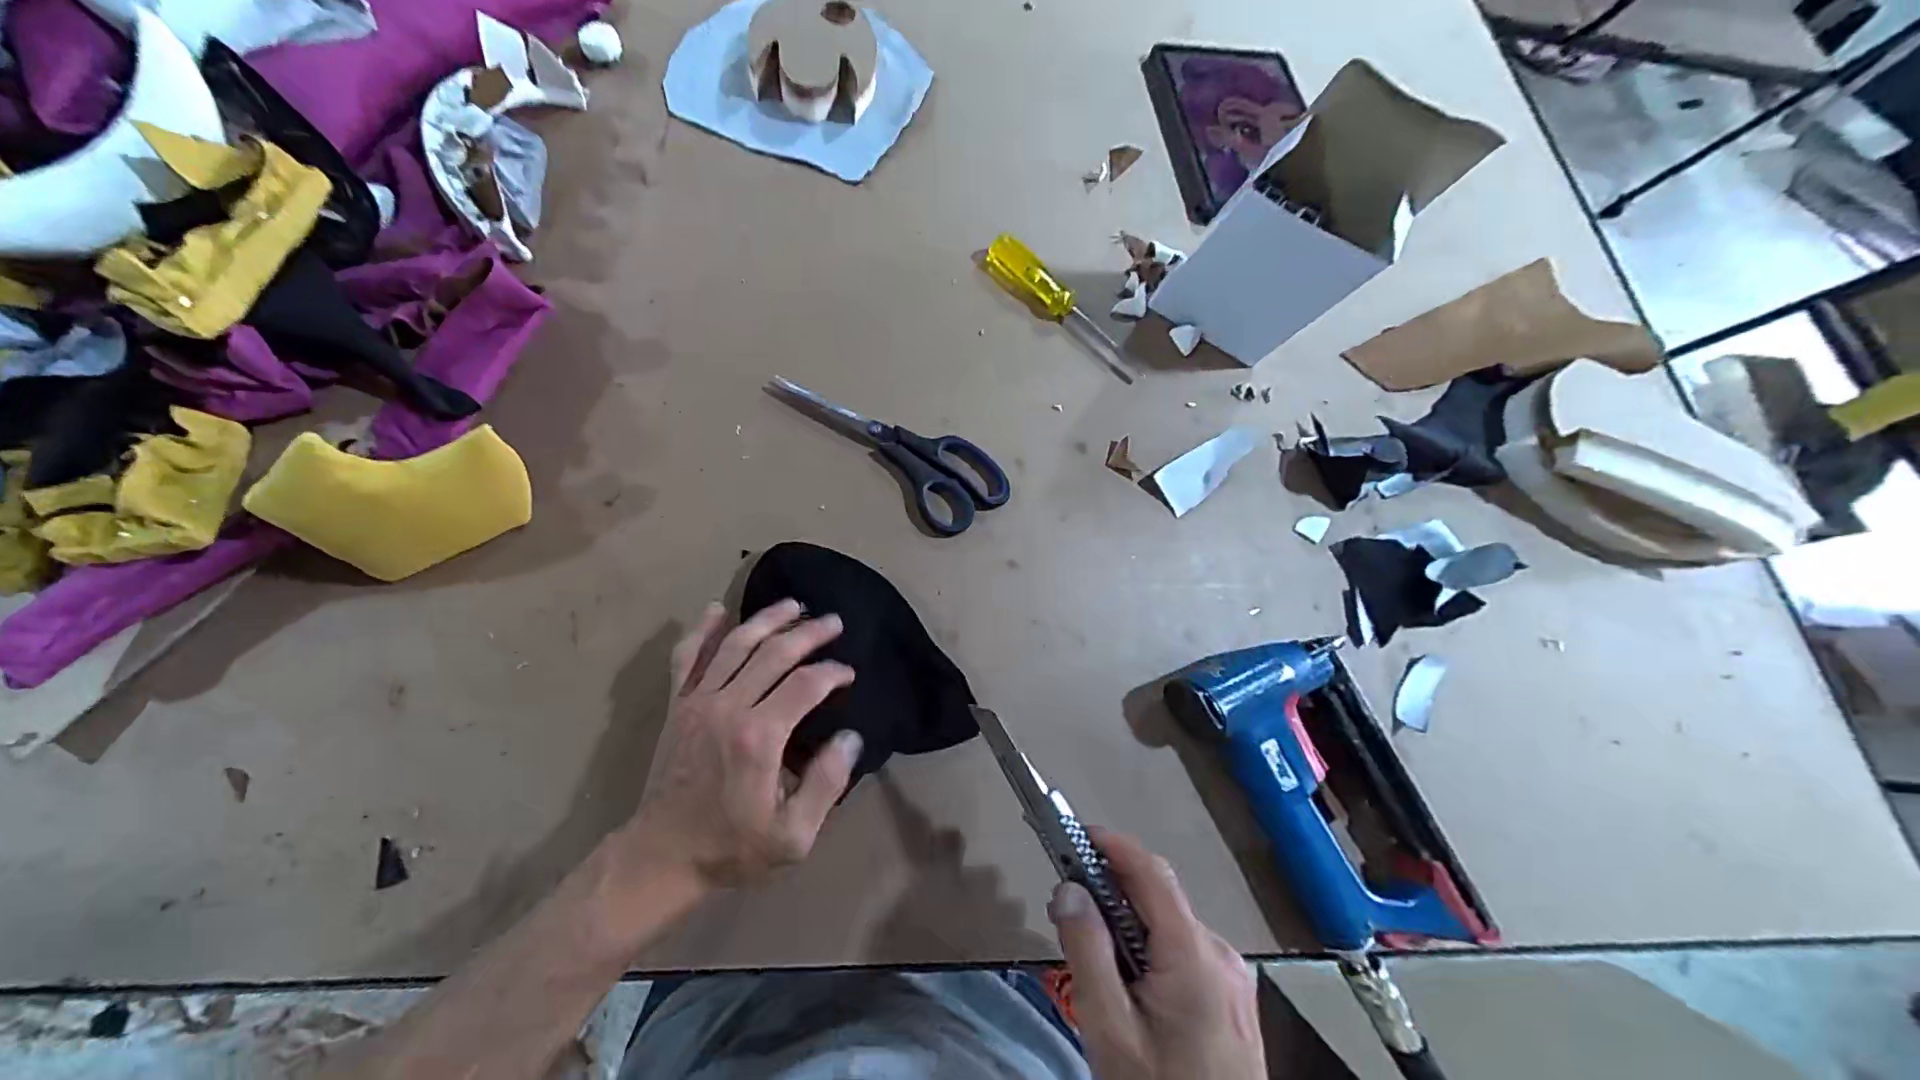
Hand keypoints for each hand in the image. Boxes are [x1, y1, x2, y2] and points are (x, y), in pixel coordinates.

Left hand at [622, 600, 862, 890]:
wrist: (661, 856)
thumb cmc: (732, 847)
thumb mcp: (793, 836)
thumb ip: (827, 784)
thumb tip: (850, 736)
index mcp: (759, 737)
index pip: (805, 684)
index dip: (832, 672)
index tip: (849, 673)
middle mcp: (728, 708)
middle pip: (774, 653)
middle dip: (808, 632)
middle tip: (833, 622)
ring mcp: (697, 702)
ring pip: (735, 645)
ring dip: (767, 619)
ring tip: (793, 604)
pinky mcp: (676, 705)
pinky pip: (687, 657)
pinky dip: (702, 630)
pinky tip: (716, 609)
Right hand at [1048, 828, 1264, 1079]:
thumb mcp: (1110, 1028)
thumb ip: (1087, 951)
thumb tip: (1069, 888)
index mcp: (1194, 954)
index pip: (1151, 872)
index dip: (1112, 844)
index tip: (1073, 834)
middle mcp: (1220, 952)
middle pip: (1158, 897)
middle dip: (1110, 889)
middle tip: (1065, 907)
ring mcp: (1231, 975)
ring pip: (1168, 924)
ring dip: (1127, 921)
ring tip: (1090, 951)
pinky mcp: (1232, 996)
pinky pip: (1183, 949)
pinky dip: (1149, 946)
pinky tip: (1126, 978)